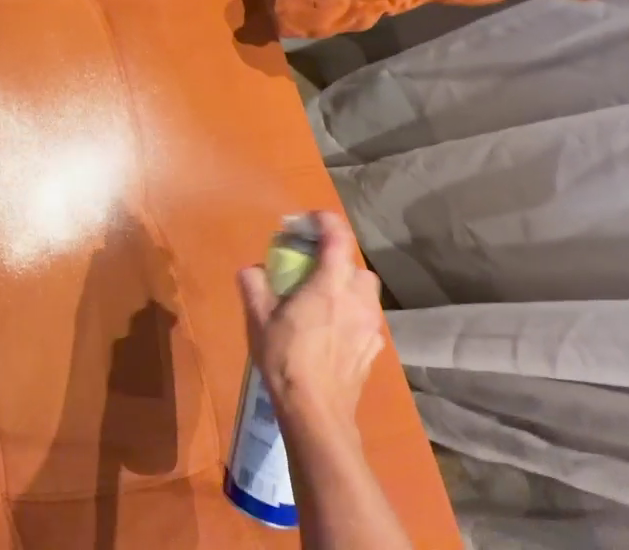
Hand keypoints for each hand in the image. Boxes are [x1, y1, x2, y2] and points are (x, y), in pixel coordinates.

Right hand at [237, 211, 385, 432]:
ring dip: (346, 285)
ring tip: (321, 297)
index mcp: (328, 287)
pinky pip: (366, 319)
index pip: (338, 240)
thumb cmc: (284, 357)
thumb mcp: (256, 317)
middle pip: (356, 265)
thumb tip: (254, 269)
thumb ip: (254, 284)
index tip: (308, 219)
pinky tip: (332, 329)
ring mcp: (370, 327)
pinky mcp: (374, 349)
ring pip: (365, 292)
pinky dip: (351, 312)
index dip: (326, 222)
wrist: (316, 410)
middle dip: (336, 258)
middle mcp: (356, 301)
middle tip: (309, 265)